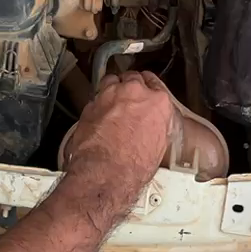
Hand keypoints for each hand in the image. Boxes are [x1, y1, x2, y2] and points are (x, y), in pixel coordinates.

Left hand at [59, 71, 175, 212]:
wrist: (105, 172)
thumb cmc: (133, 165)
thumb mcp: (159, 147)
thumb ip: (157, 126)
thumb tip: (152, 128)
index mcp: (158, 102)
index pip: (156, 84)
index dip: (150, 90)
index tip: (147, 95)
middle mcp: (134, 92)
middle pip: (133, 79)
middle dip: (131, 88)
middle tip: (130, 102)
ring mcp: (110, 95)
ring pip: (113, 81)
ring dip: (114, 90)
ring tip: (114, 106)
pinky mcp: (91, 103)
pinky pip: (96, 96)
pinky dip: (99, 103)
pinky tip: (100, 116)